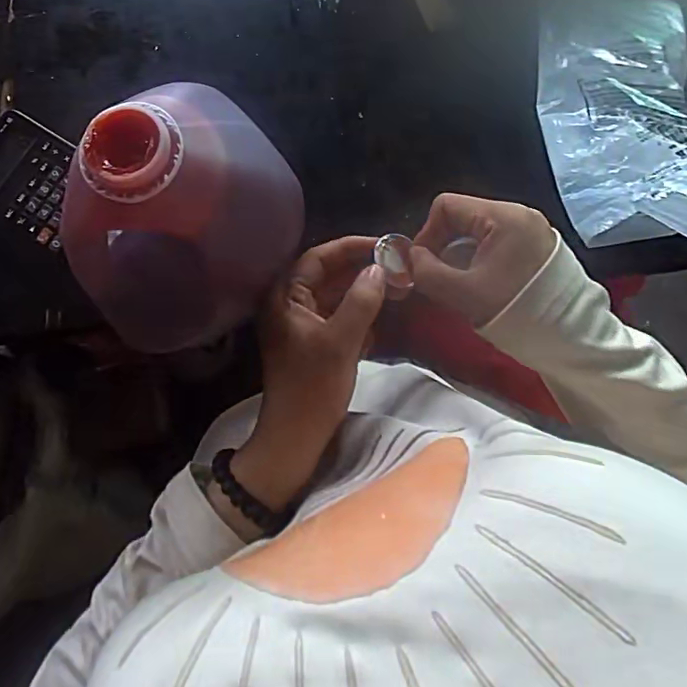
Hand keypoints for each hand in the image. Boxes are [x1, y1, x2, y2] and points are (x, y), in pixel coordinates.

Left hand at [236, 237, 387, 511]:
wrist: (295, 440)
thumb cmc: (312, 387)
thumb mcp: (341, 340)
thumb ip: (361, 300)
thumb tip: (379, 269)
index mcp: (286, 296)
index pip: (320, 256)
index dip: (352, 247)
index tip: (385, 245)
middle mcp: (291, 304)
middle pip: (330, 274)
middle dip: (364, 270)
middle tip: (399, 267)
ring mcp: (304, 325)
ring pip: (339, 296)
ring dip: (367, 292)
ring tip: (400, 288)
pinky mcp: (317, 344)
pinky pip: (342, 318)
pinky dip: (363, 314)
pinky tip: (385, 316)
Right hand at [408, 194, 558, 326]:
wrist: (572, 339)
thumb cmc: (516, 311)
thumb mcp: (462, 293)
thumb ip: (426, 271)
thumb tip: (410, 258)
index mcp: (504, 216)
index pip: (447, 206)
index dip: (427, 233)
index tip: (423, 266)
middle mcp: (521, 214)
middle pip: (464, 218)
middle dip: (445, 247)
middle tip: (441, 279)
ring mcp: (534, 229)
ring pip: (480, 232)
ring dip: (463, 256)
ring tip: (464, 286)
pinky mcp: (541, 246)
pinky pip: (499, 243)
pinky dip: (483, 260)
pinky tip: (485, 286)